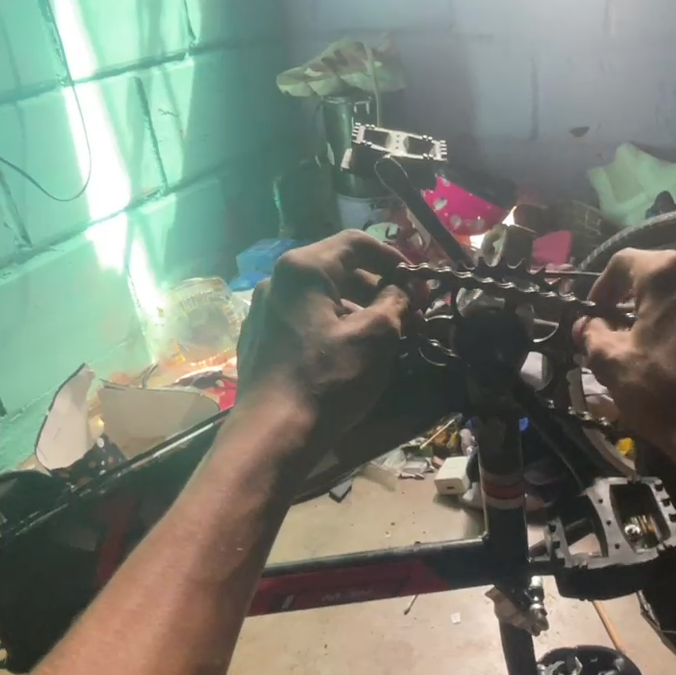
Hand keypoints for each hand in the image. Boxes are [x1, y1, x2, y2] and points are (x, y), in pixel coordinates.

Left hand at [234, 231, 407, 452]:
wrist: (273, 433)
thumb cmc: (330, 379)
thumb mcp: (378, 336)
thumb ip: (395, 301)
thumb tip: (404, 287)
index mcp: (304, 268)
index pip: (355, 242)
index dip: (392, 256)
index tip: (416, 280)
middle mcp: (277, 280)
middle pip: (336, 269)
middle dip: (376, 286)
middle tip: (407, 311)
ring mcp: (263, 311)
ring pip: (320, 297)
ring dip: (356, 308)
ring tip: (384, 336)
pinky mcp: (259, 340)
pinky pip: (303, 319)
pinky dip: (332, 325)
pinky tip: (349, 353)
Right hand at [574, 249, 675, 458]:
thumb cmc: (663, 391)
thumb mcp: (611, 362)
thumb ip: (593, 333)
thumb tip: (586, 324)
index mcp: (667, 273)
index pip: (625, 261)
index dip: (604, 285)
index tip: (597, 311)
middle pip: (664, 276)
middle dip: (642, 299)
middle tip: (628, 330)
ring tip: (665, 344)